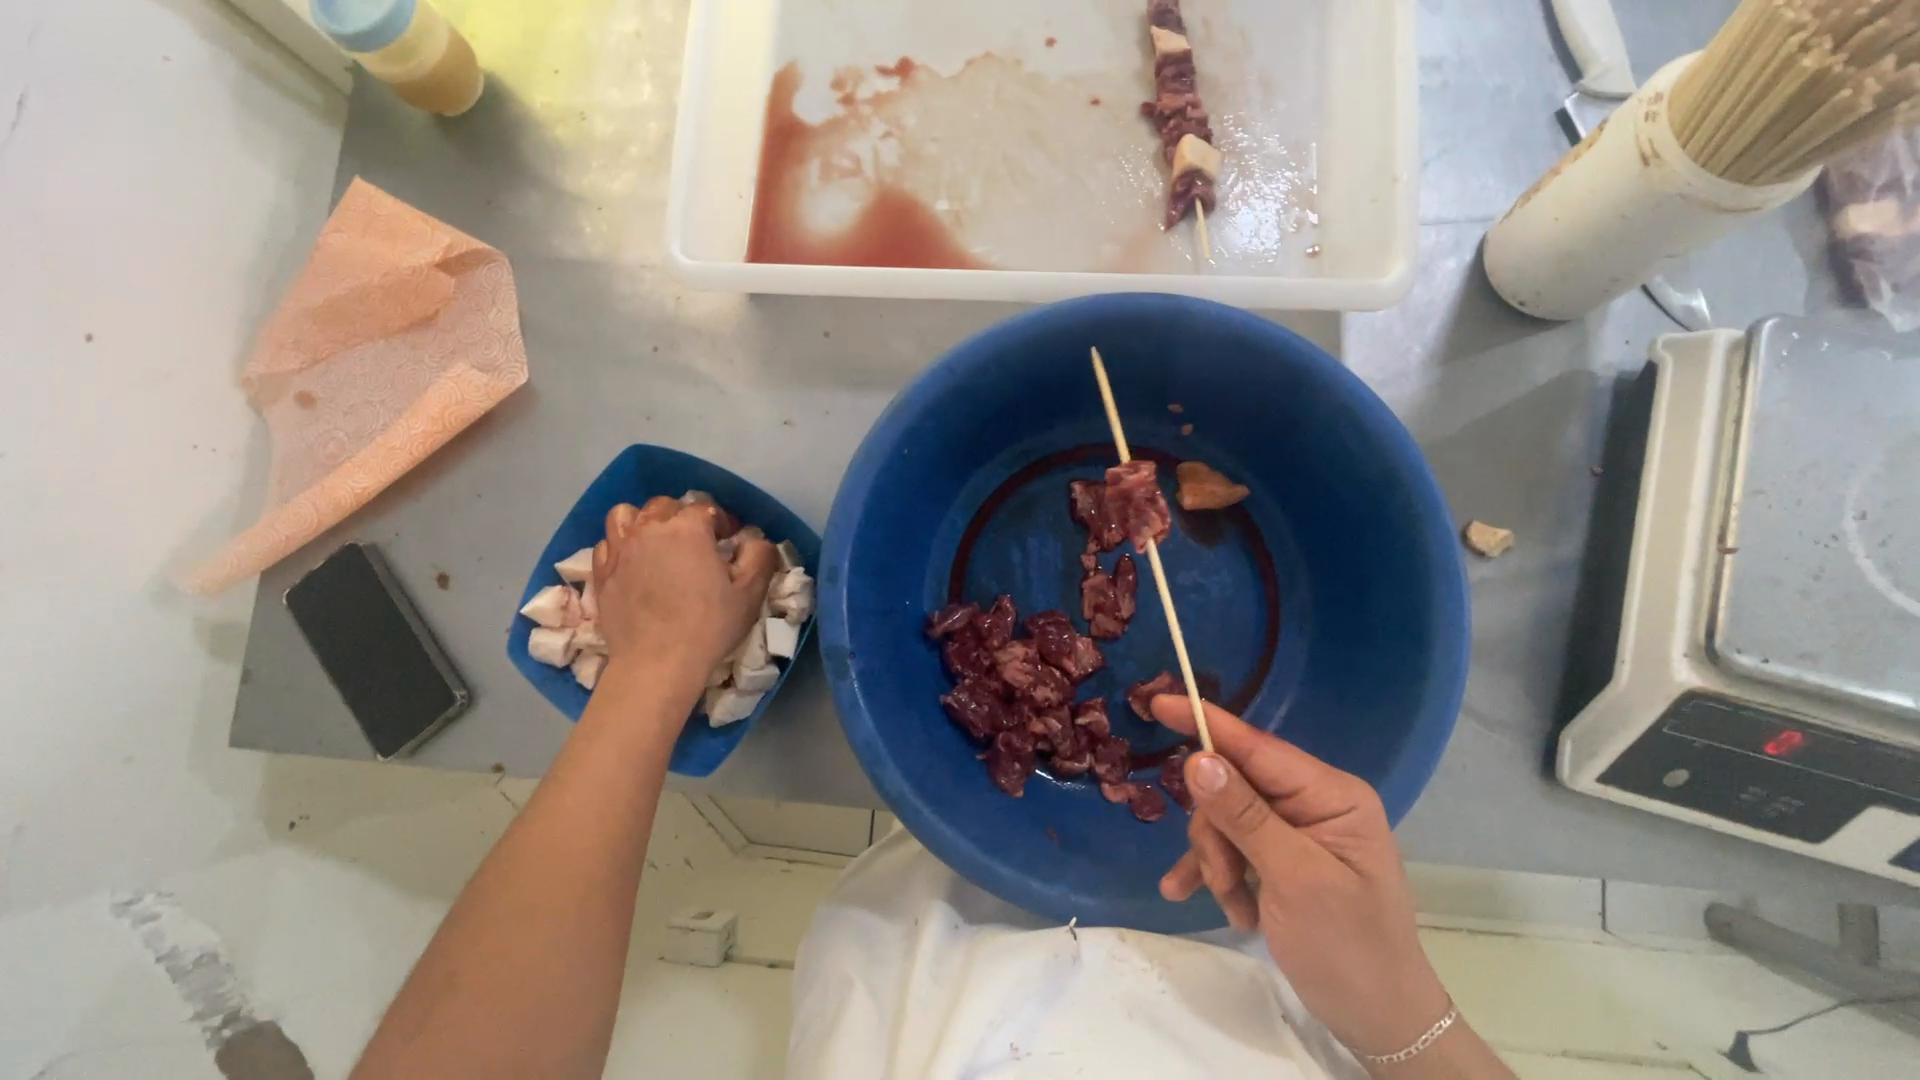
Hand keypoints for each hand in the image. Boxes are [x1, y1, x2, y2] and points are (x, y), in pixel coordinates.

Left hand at [590, 497, 777, 686]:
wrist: (657, 664)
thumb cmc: (709, 627)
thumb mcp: (750, 593)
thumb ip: (759, 556)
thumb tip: (755, 539)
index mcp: (688, 529)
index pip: (706, 509)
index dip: (721, 522)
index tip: (729, 540)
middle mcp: (650, 530)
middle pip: (665, 506)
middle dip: (683, 517)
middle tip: (696, 543)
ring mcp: (620, 550)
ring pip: (628, 515)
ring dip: (644, 522)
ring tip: (656, 543)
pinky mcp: (601, 573)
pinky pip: (607, 544)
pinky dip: (621, 547)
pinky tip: (633, 564)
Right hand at [1154, 697, 1451, 1059]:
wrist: (1379, 1023)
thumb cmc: (1349, 948)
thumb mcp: (1295, 879)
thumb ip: (1244, 815)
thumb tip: (1198, 759)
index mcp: (1330, 795)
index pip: (1257, 745)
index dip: (1206, 722)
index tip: (1158, 701)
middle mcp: (1313, 803)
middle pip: (1232, 786)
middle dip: (1215, 831)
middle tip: (1221, 878)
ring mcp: (1296, 832)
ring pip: (1224, 819)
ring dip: (1216, 862)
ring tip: (1232, 905)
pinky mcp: (1280, 860)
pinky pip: (1230, 848)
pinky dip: (1215, 874)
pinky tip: (1194, 897)